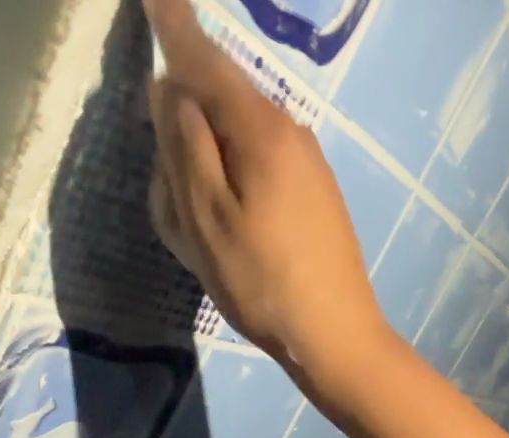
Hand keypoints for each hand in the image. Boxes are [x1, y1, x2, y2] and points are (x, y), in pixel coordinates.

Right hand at [143, 0, 390, 395]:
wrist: (336, 336)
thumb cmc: (263, 282)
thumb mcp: (206, 217)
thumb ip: (184, 145)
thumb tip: (171, 87)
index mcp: (260, 129)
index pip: (205, 60)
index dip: (172, 27)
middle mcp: (290, 132)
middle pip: (221, 99)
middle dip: (184, 124)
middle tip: (175, 199)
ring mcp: (308, 163)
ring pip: (238, 138)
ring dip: (207, 165)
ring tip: (203, 232)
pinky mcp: (315, 193)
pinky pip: (259, 166)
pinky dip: (233, 184)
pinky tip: (234, 234)